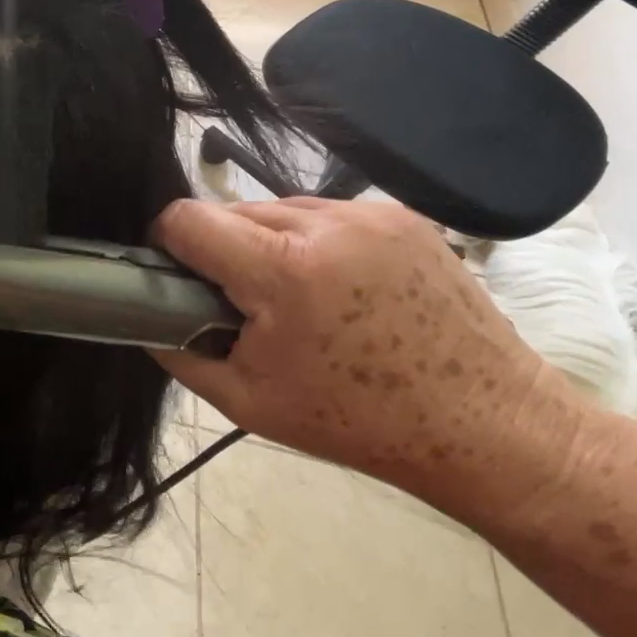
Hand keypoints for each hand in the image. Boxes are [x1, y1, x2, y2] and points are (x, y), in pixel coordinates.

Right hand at [150, 198, 580, 494]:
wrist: (493, 429)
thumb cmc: (358, 422)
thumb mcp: (244, 400)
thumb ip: (176, 350)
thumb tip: (143, 315)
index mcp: (283, 269)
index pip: (184, 218)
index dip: (167, 245)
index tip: (177, 278)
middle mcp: (325, 225)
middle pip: (229, 211)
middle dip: (221, 250)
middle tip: (242, 304)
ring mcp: (370, 214)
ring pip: (275, 208)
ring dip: (265, 242)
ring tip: (295, 296)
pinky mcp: (403, 216)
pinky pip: (323, 212)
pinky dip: (312, 241)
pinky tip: (337, 285)